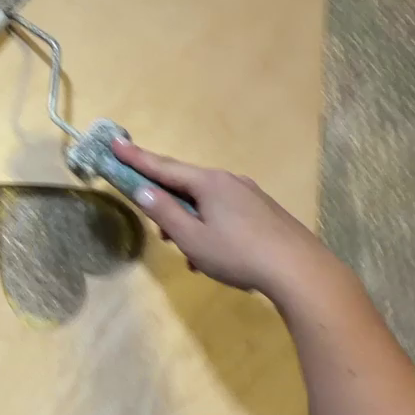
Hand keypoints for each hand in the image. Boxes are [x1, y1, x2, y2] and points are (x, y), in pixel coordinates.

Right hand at [111, 139, 339, 298]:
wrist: (300, 271)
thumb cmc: (237, 253)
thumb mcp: (191, 237)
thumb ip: (164, 212)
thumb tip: (143, 190)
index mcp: (208, 183)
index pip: (163, 167)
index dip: (136, 158)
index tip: (114, 143)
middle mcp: (229, 181)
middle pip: (185, 184)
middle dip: (165, 202)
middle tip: (156, 225)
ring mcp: (249, 195)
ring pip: (205, 202)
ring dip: (188, 222)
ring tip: (188, 252)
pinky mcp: (262, 212)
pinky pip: (223, 212)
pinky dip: (208, 228)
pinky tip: (211, 256)